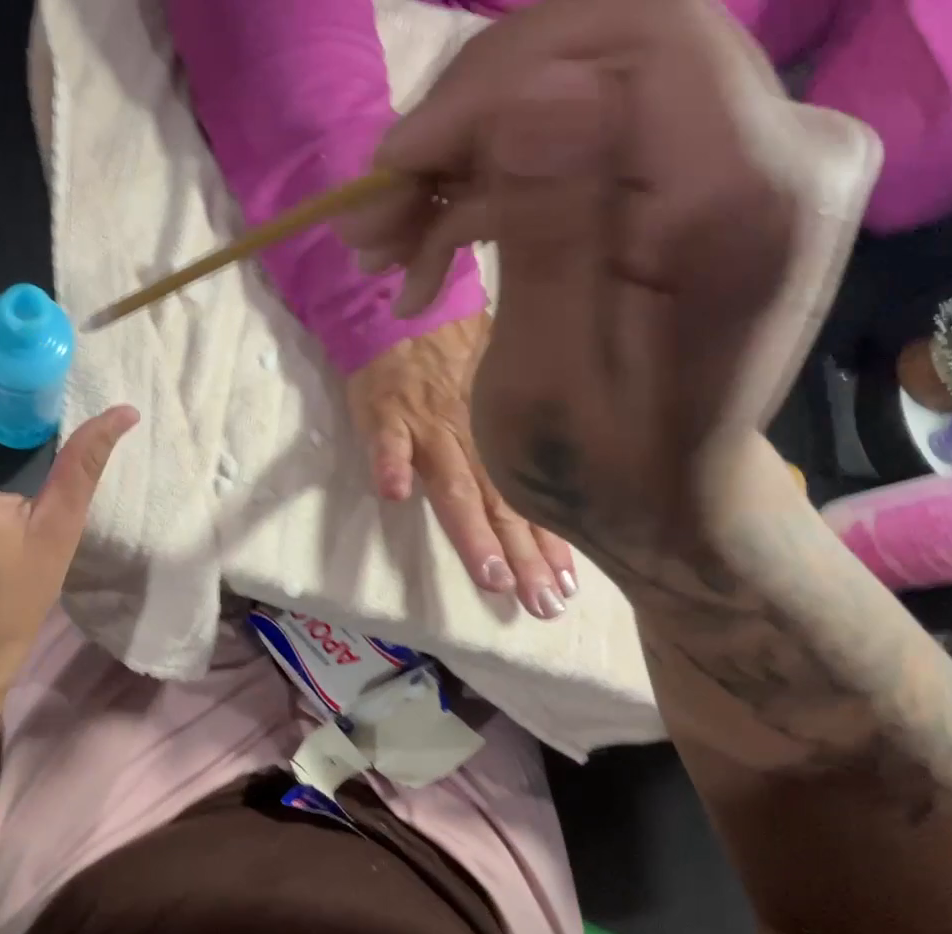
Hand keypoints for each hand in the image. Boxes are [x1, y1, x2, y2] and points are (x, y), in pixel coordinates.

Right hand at [340, 0, 794, 558]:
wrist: (657, 494)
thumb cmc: (598, 462)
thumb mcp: (550, 373)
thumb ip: (553, 231)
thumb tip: (533, 99)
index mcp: (748, 201)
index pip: (640, 44)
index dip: (497, 83)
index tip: (395, 165)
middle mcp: (772, 148)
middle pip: (598, 46)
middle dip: (464, 120)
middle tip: (372, 213)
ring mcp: (739, 150)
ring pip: (572, 80)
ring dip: (458, 152)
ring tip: (382, 239)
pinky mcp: (696, 166)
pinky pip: (574, 124)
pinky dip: (486, 175)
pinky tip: (428, 241)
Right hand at [348, 313, 575, 617]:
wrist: (399, 312)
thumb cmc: (449, 351)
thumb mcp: (494, 387)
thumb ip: (509, 437)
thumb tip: (554, 486)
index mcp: (494, 439)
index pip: (527, 499)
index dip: (548, 544)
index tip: (567, 589)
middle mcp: (470, 440)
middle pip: (498, 505)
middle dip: (521, 556)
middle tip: (539, 604)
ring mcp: (426, 428)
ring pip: (452, 484)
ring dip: (470, 529)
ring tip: (488, 576)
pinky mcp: (384, 415)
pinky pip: (385, 440)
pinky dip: (390, 463)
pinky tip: (394, 493)